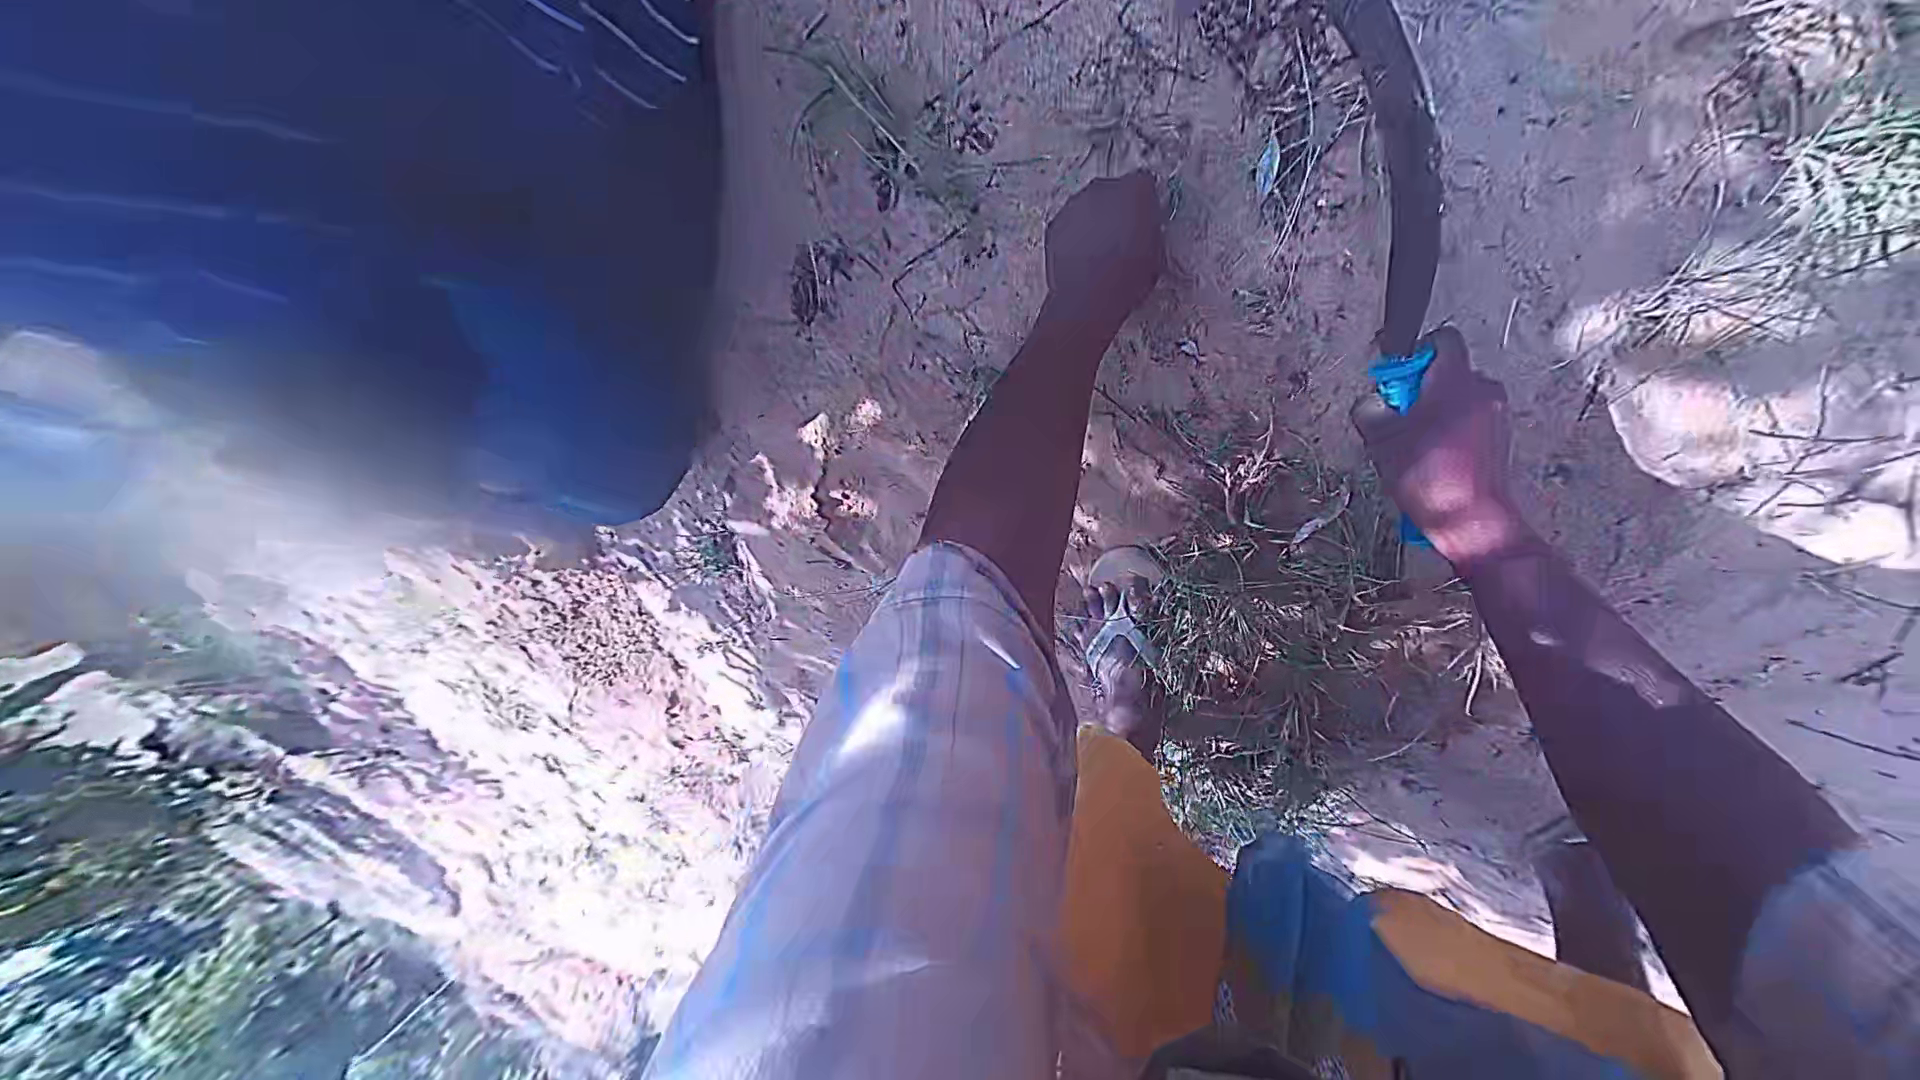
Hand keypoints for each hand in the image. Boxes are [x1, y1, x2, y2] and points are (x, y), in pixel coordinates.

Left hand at [1043, 171, 1164, 333]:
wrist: (1089, 298)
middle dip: (1115, 210)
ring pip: (1085, 206)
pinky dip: (1071, 236)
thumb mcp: (1154, 252)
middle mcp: (1102, 189)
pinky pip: (1066, 225)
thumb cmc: (1125, 279)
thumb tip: (1144, 231)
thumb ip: (1149, 229)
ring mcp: (1074, 206)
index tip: (1142, 218)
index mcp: (1135, 190)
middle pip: (1111, 191)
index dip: (1143, 203)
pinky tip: (1079, 257)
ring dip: (1091, 222)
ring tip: (1097, 250)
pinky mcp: (1054, 225)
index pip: (1143, 183)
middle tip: (1119, 236)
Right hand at [1351, 326, 1538, 574]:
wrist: (1468, 516)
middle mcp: (1484, 389)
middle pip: (1445, 372)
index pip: (1441, 340)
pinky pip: (1466, 418)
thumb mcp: (1381, 440)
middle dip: (1416, 390)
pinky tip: (1428, 457)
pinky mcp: (1498, 435)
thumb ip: (1371, 411)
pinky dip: (1445, 429)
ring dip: (1430, 412)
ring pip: (1454, 397)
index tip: (1394, 382)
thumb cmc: (1426, 474)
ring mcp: (1496, 413)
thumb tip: (1373, 404)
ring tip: (1410, 444)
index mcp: (1456, 381)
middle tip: (1395, 420)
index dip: (1413, 355)